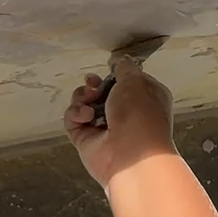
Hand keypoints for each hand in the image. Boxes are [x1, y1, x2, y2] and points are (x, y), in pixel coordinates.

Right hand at [62, 53, 176, 189]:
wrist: (131, 156)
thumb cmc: (140, 115)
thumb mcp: (136, 81)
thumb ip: (125, 68)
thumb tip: (120, 61)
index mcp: (144, 98)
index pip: (126, 81)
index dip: (115, 73)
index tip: (110, 68)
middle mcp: (125, 114)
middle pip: (101, 91)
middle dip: (94, 84)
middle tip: (94, 85)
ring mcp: (104, 128)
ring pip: (84, 103)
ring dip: (83, 96)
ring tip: (90, 100)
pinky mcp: (86, 140)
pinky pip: (73, 120)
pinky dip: (76, 114)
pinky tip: (86, 116)